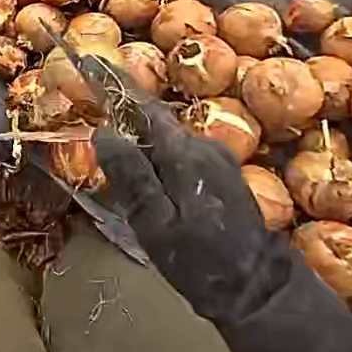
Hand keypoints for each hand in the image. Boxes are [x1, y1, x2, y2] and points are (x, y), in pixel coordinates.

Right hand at [89, 85, 283, 325]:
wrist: (259, 292)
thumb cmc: (202, 262)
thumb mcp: (156, 224)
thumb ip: (132, 175)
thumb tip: (104, 132)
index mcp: (186, 152)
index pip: (144, 106)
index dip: (115, 83)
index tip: (92, 59)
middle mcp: (204, 145)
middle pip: (156, 118)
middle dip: (124, 107)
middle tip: (92, 99)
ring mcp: (217, 159)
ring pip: (168, 136)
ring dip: (141, 132)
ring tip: (111, 135)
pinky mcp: (223, 175)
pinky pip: (181, 151)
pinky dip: (158, 151)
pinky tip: (145, 166)